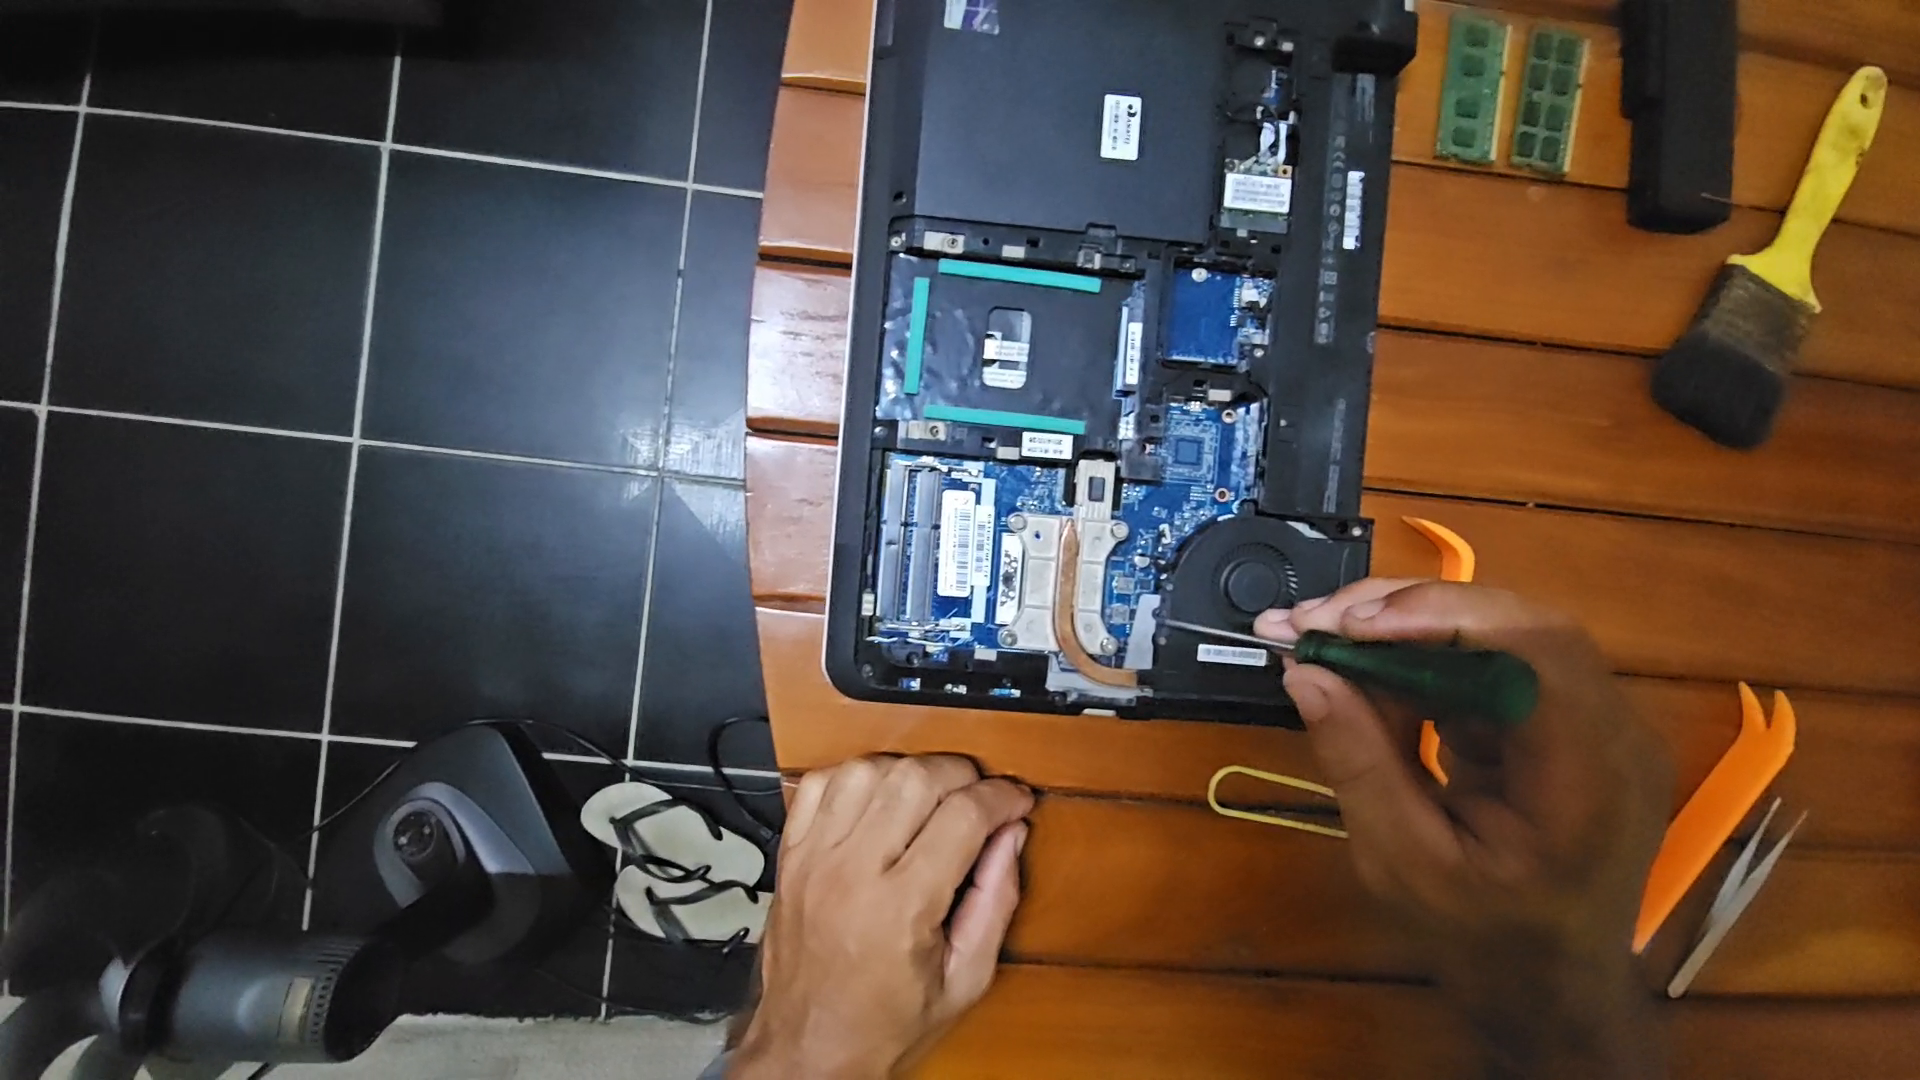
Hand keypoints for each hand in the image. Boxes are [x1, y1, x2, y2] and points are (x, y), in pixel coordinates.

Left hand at [731, 755, 1033, 1079]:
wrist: (807, 1051)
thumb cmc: (885, 1023)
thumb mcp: (964, 980)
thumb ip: (997, 900)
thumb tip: (1012, 833)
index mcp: (900, 909)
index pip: (963, 816)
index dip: (1002, 798)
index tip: (1016, 801)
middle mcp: (852, 872)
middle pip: (916, 778)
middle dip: (963, 774)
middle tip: (980, 796)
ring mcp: (815, 857)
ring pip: (869, 768)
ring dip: (910, 770)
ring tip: (932, 795)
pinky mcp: (791, 852)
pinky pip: (819, 782)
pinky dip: (856, 775)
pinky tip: (879, 796)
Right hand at [1256, 580, 1672, 1079]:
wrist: (1543, 977)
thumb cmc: (1484, 934)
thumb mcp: (1403, 859)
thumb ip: (1357, 762)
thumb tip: (1302, 670)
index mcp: (1590, 772)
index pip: (1537, 650)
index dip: (1441, 615)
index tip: (1346, 624)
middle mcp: (1600, 724)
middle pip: (1505, 622)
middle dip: (1395, 611)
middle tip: (1305, 620)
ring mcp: (1572, 713)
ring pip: (1478, 628)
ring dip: (1385, 626)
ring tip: (1308, 634)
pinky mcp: (1533, 712)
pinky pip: (1462, 658)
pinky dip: (1396, 654)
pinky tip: (1344, 664)